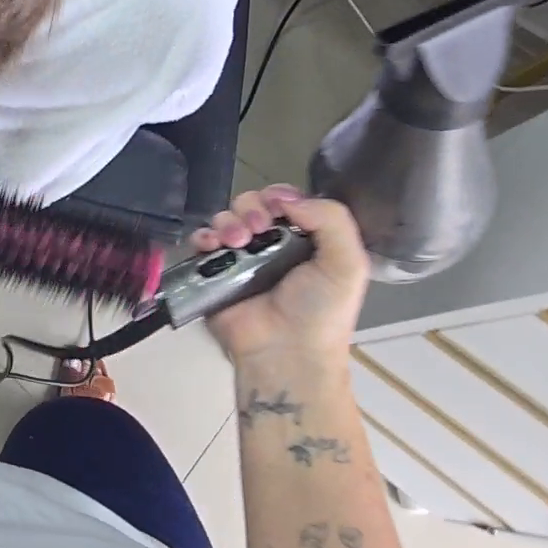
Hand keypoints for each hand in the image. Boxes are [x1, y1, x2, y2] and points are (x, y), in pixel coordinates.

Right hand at [189, 186, 370, 365]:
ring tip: (235, 242)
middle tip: (257, 229)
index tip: (277, 207)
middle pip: (252, 204)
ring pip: (225, 217)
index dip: (278, 196)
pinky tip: (212, 246)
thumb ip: (331, 220)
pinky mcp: (211, 270)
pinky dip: (203, 236)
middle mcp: (270, 244)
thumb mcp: (347, 266)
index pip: (285, 201)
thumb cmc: (319, 311)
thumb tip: (287, 198)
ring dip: (227, 221)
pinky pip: (200, 240)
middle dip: (250, 208)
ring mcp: (238, 256)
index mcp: (303, 240)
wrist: (284, 351)